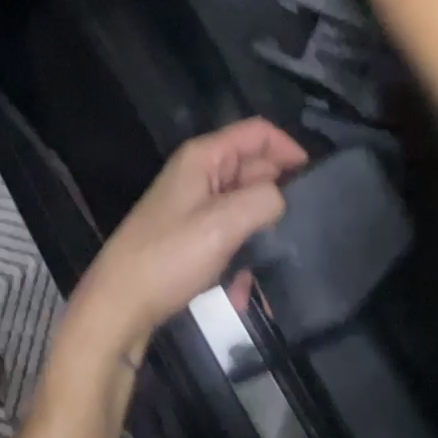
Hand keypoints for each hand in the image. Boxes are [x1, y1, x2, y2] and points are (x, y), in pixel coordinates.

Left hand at [67, 118, 309, 350]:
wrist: (120, 304)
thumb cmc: (169, 256)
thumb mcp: (222, 225)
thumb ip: (262, 200)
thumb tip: (284, 196)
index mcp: (204, 157)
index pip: (257, 132)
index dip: (289, 148)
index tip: (317, 181)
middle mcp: (201, 173)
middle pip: (255, 168)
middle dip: (279, 198)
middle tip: (305, 229)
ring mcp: (197, 204)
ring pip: (247, 206)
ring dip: (263, 235)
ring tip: (278, 266)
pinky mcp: (195, 235)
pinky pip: (233, 235)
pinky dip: (244, 257)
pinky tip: (246, 292)